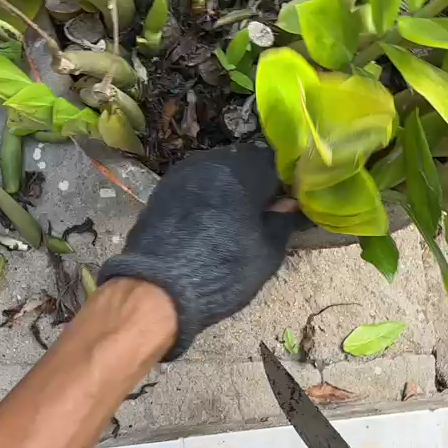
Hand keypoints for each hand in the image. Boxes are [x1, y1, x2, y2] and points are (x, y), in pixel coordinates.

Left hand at [99, 142, 307, 359]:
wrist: (157, 287)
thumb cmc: (223, 269)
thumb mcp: (267, 252)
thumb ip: (282, 221)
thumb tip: (290, 205)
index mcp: (242, 169)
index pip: (274, 162)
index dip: (285, 182)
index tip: (287, 202)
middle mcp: (212, 160)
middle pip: (243, 161)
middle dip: (256, 182)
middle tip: (263, 211)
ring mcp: (183, 172)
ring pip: (217, 170)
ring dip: (230, 187)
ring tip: (235, 218)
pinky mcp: (163, 188)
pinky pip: (195, 183)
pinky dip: (207, 195)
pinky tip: (209, 220)